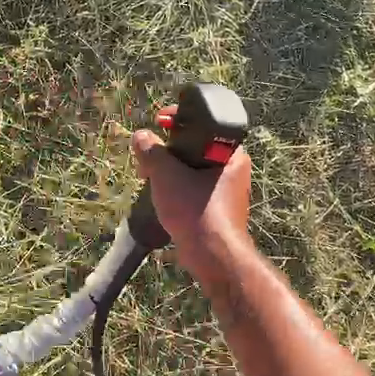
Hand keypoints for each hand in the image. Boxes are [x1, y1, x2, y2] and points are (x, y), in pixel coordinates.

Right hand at [131, 115, 252, 286]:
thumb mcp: (165, 172)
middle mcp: (234, 170)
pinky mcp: (218, 209)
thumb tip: (140, 136)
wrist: (212, 254)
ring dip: (169, 172)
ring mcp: (227, 191)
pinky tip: (161, 197)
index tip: (160, 123)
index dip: (179, 121)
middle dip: (168, 151)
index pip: (204, 126)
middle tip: (150, 158)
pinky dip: (176, 189)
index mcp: (232, 154)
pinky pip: (193, 189)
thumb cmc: (194, 208)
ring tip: (150, 178)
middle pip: (194, 148)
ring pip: (192, 170)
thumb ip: (150, 150)